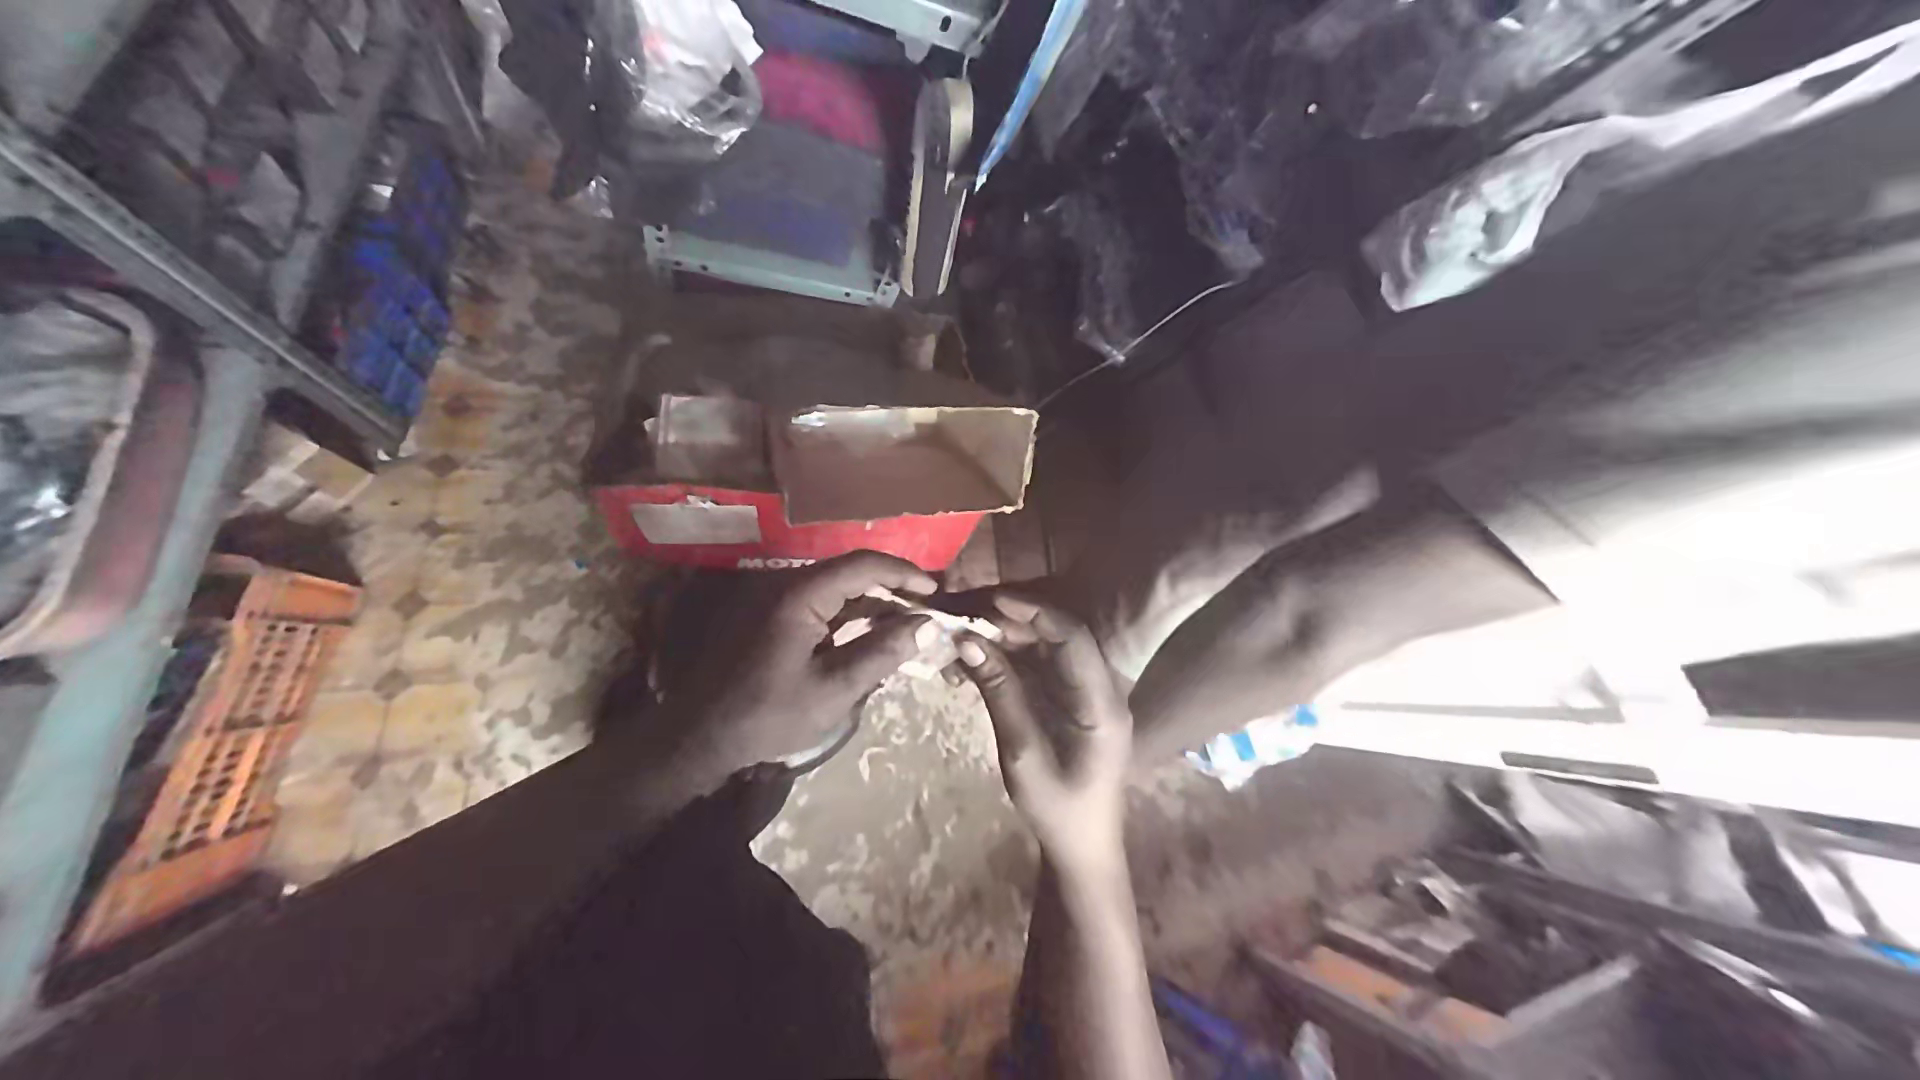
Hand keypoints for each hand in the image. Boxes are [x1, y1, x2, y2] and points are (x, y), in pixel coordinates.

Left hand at [651, 551, 936, 776]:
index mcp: (800, 595)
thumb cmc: (767, 715)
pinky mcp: (769, 616)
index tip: (934, 591)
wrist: (699, 736)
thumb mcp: (833, 690)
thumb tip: (926, 625)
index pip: (863, 565)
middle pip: (850, 572)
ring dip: (872, 601)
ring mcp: (774, 599)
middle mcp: (786, 585)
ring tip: (906, 622)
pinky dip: (849, 614)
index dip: (904, 573)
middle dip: (892, 587)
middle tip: (926, 608)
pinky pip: (819, 603)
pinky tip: (869, 634)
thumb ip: (881, 653)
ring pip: (836, 588)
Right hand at [958, 594, 1133, 874]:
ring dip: (1009, 638)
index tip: (991, 602)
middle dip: (1015, 622)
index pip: (1074, 638)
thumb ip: (999, 693)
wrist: (1082, 849)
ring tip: (966, 636)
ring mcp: (1089, 694)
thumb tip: (967, 641)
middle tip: (967, 618)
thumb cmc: (1057, 810)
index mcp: (1102, 703)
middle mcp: (1102, 689)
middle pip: (1061, 636)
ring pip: (1049, 648)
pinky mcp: (1073, 702)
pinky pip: (1043, 667)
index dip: (1035, 612)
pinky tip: (980, 660)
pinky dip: (1012, 659)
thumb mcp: (1022, 754)